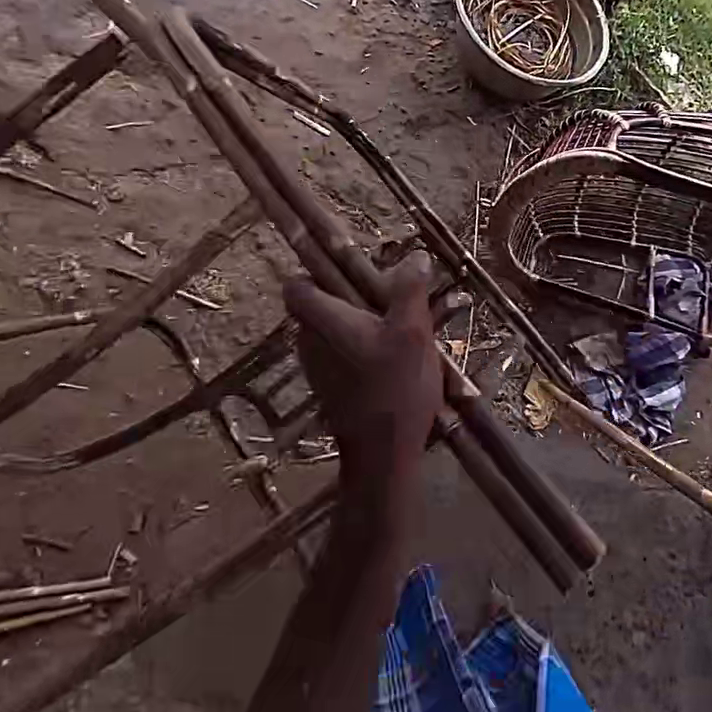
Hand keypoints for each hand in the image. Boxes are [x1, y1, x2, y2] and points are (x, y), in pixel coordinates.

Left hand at [283, 252, 443, 480]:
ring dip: (361, 321)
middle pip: (320, 301)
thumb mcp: (412, 333)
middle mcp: (310, 338)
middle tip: (389, 299)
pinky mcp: (329, 383)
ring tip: (400, 330)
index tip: (349, 268)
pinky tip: (395, 358)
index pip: (296, 284)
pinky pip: (340, 349)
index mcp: (323, 319)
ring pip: (333, 326)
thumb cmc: (395, 389)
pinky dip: (361, 345)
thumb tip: (415, 256)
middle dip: (352, 295)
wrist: (383, 455)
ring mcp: (317, 364)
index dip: (316, 270)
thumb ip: (409, 290)